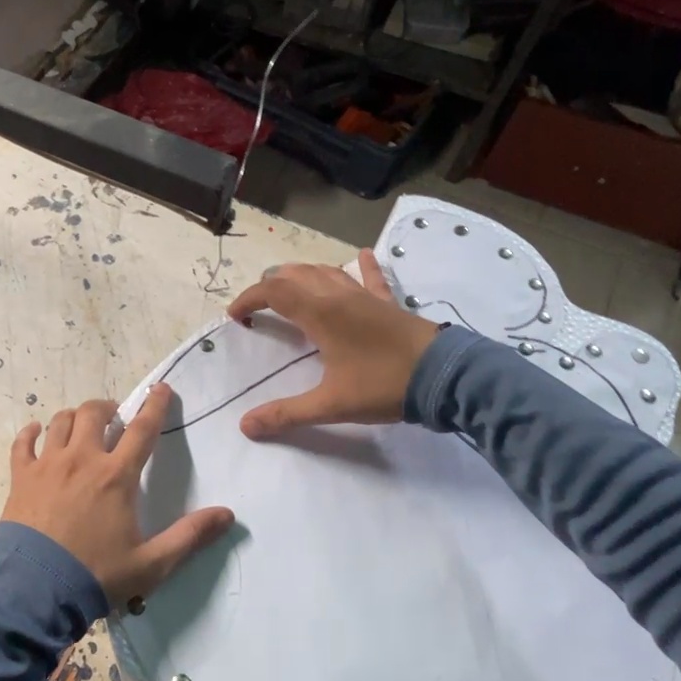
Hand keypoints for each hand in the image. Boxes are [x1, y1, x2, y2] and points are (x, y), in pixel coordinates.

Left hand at [2, 383, 234, 605]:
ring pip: (61, 422)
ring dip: (75, 417)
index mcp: (116, 476)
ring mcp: (48, 465)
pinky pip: (23, 443)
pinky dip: (30, 432)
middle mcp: (82, 460)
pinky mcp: (21, 477)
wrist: (35, 589)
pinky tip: (35, 431)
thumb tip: (227, 514)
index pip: (142, 429)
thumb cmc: (97, 574)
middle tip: (115, 418)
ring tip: (82, 425)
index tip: (161, 389)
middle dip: (108, 408)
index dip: (154, 406)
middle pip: (94, 413)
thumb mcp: (152, 564)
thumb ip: (189, 536)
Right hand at [226, 248, 442, 438]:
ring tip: (289, 287)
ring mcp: (365, 296)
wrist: (444, 376)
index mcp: (319, 313)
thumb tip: (246, 426)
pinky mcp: (388, 303)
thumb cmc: (382, 386)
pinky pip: (372, 277)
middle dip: (270, 285)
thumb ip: (287, 414)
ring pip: (326, 272)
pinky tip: (361, 254)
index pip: (273, 292)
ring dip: (302, 275)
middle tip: (259, 309)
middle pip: (295, 274)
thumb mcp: (331, 405)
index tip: (235, 317)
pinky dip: (362, 266)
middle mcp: (338, 296)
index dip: (248, 299)